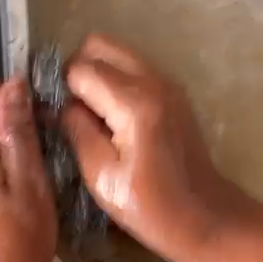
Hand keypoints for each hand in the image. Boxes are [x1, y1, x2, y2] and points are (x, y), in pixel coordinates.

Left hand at [0, 79, 56, 261]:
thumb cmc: (21, 247)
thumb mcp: (30, 186)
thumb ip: (18, 133)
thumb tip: (14, 85)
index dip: (12, 95)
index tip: (42, 111)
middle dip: (6, 115)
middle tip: (43, 135)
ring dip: (0, 136)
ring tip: (33, 157)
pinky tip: (14, 177)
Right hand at [58, 34, 251, 260]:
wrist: (206, 216)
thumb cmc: (151, 207)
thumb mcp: (102, 176)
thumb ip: (77, 131)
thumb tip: (57, 105)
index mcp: (134, 103)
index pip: (82, 68)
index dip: (62, 88)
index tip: (56, 114)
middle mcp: (153, 80)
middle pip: (100, 45)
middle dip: (78, 69)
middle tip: (71, 107)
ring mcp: (167, 82)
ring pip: (118, 52)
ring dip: (98, 72)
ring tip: (91, 114)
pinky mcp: (173, 90)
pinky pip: (133, 67)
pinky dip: (116, 80)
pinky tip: (112, 116)